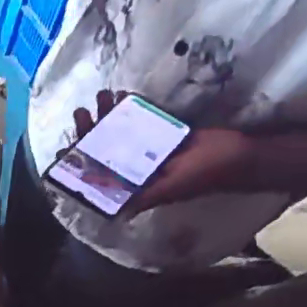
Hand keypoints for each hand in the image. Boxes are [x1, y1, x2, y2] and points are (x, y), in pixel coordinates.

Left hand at [68, 90, 258, 216]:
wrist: (240, 154)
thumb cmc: (204, 173)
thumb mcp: (170, 187)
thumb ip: (144, 197)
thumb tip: (118, 212)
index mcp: (131, 183)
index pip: (97, 173)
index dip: (80, 162)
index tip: (66, 147)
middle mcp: (134, 167)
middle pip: (102, 149)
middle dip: (89, 131)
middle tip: (82, 112)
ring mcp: (146, 148)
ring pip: (117, 131)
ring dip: (107, 114)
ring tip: (101, 96)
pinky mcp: (161, 131)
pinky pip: (139, 119)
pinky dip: (129, 107)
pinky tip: (121, 95)